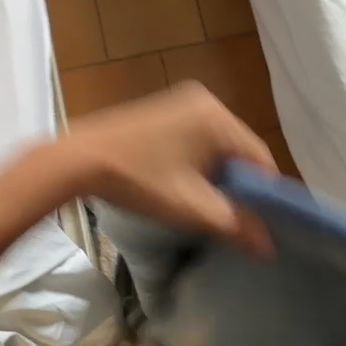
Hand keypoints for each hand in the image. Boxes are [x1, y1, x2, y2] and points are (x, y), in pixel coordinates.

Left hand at [51, 83, 275, 253]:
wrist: (77, 160)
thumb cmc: (138, 180)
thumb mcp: (190, 207)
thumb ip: (234, 224)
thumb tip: (268, 245)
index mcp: (217, 117)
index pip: (260, 156)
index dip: (264, 192)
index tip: (257, 220)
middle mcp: (206, 100)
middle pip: (239, 148)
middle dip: (238, 182)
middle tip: (229, 214)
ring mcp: (183, 100)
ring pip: (218, 144)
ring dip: (217, 172)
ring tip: (205, 202)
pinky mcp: (165, 108)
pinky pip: (198, 136)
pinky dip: (199, 159)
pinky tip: (184, 181)